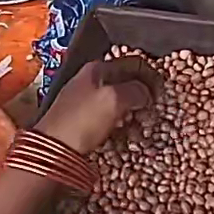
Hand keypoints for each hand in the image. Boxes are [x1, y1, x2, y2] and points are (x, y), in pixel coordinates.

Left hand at [34, 55, 159, 153]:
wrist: (53, 149)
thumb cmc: (82, 121)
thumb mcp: (115, 99)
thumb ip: (136, 90)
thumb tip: (146, 94)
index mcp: (97, 69)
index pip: (134, 64)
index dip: (151, 77)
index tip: (161, 95)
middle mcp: (90, 81)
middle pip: (126, 82)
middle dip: (143, 96)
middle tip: (152, 112)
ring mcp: (85, 101)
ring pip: (119, 101)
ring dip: (133, 112)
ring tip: (141, 126)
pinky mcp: (82, 120)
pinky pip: (109, 117)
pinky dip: (121, 124)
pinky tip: (124, 134)